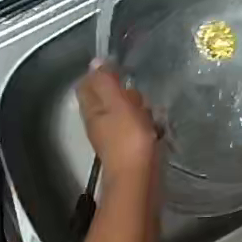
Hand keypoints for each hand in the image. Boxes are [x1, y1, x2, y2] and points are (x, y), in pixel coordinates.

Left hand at [77, 61, 158, 180]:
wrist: (138, 179)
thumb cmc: (128, 139)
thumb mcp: (118, 103)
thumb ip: (107, 82)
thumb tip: (95, 62)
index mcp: (92, 110)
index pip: (87, 84)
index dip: (100, 74)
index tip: (119, 70)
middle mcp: (98, 122)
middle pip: (107, 98)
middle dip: (123, 92)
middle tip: (137, 96)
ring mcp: (112, 135)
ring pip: (123, 112)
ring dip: (137, 108)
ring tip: (149, 112)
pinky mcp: (128, 147)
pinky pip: (134, 127)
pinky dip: (144, 123)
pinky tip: (155, 127)